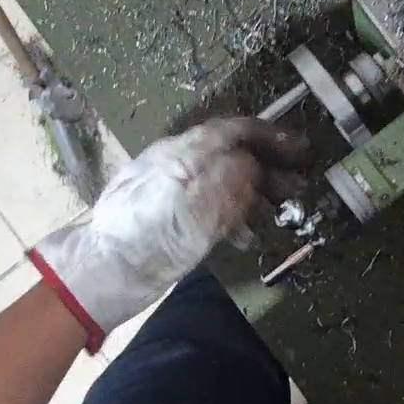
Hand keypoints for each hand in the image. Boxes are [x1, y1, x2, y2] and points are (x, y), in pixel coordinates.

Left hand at [30, 118, 309, 350]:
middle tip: (297, 188)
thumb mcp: (192, 202)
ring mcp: (173, 192)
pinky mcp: (170, 220)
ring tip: (281, 211)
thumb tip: (254, 166)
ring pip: (224, 181)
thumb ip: (227, 179)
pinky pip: (212, 208)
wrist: (103, 273)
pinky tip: (247, 237)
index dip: (269, 136)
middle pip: (231, 154)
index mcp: (183, 153)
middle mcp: (179, 165)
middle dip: (267, 168)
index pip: (233, 130)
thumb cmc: (146, 235)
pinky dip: (235, 217)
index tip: (300, 149)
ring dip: (256, 193)